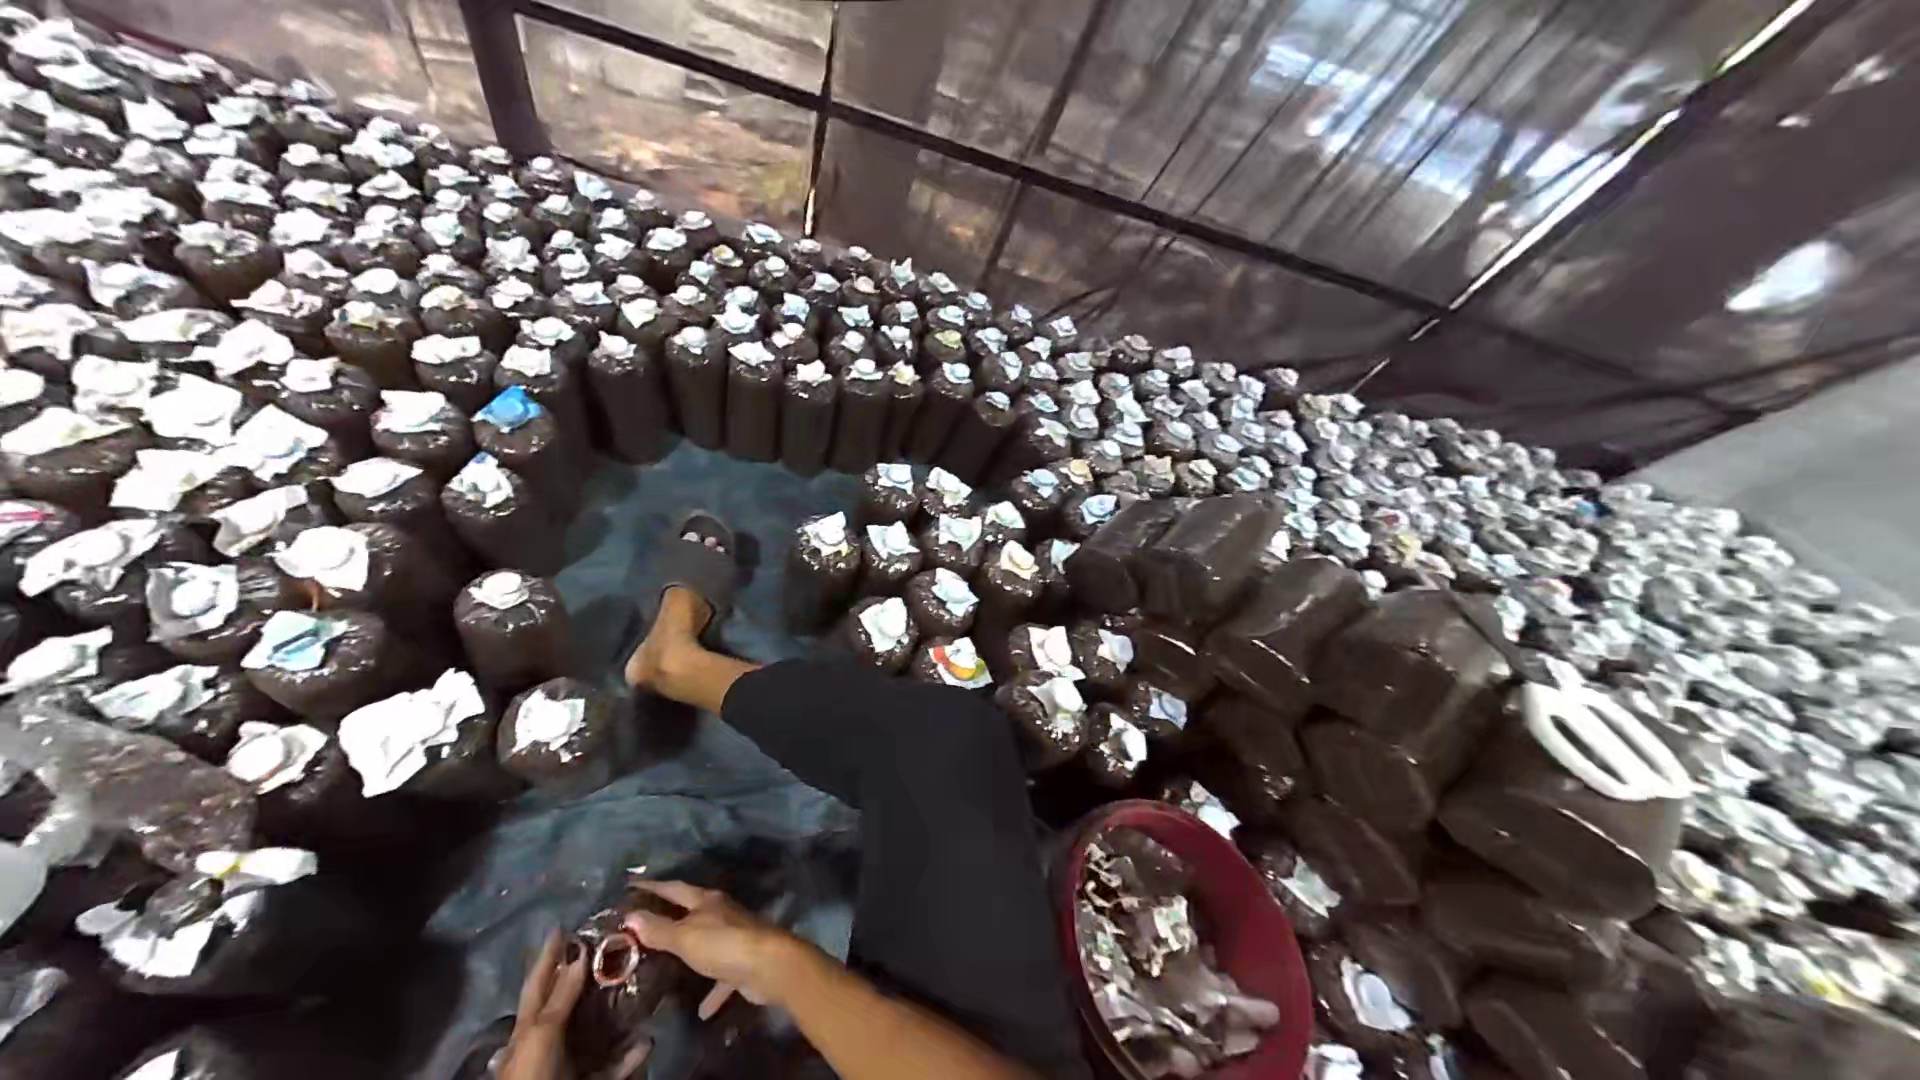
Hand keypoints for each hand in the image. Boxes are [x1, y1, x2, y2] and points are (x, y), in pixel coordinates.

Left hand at [498, 930, 652, 1079]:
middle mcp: (549, 1041)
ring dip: (622, 1014)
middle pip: (574, 1002)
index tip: (563, 925)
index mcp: (529, 1027)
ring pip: (600, 1031)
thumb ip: (560, 997)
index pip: (539, 982)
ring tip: (643, 988)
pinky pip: (615, 1065)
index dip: (548, 954)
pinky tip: (647, 1041)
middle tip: (618, 948)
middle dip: (594, 977)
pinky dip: (631, 1054)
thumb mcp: (540, 1036)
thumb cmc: (529, 1079)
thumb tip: (579, 952)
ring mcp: (569, 1063)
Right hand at [624, 880, 810, 1019]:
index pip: (674, 888)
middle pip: (691, 912)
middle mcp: (721, 913)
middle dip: (668, 918)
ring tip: (665, 965)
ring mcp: (734, 936)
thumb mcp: (685, 936)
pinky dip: (711, 991)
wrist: (769, 965)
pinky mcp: (743, 962)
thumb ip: (658, 928)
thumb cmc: (723, 944)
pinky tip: (701, 1010)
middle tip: (640, 927)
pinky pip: (721, 977)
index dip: (652, 888)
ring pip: (705, 942)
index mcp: (707, 900)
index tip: (630, 888)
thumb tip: (631, 915)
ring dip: (689, 952)